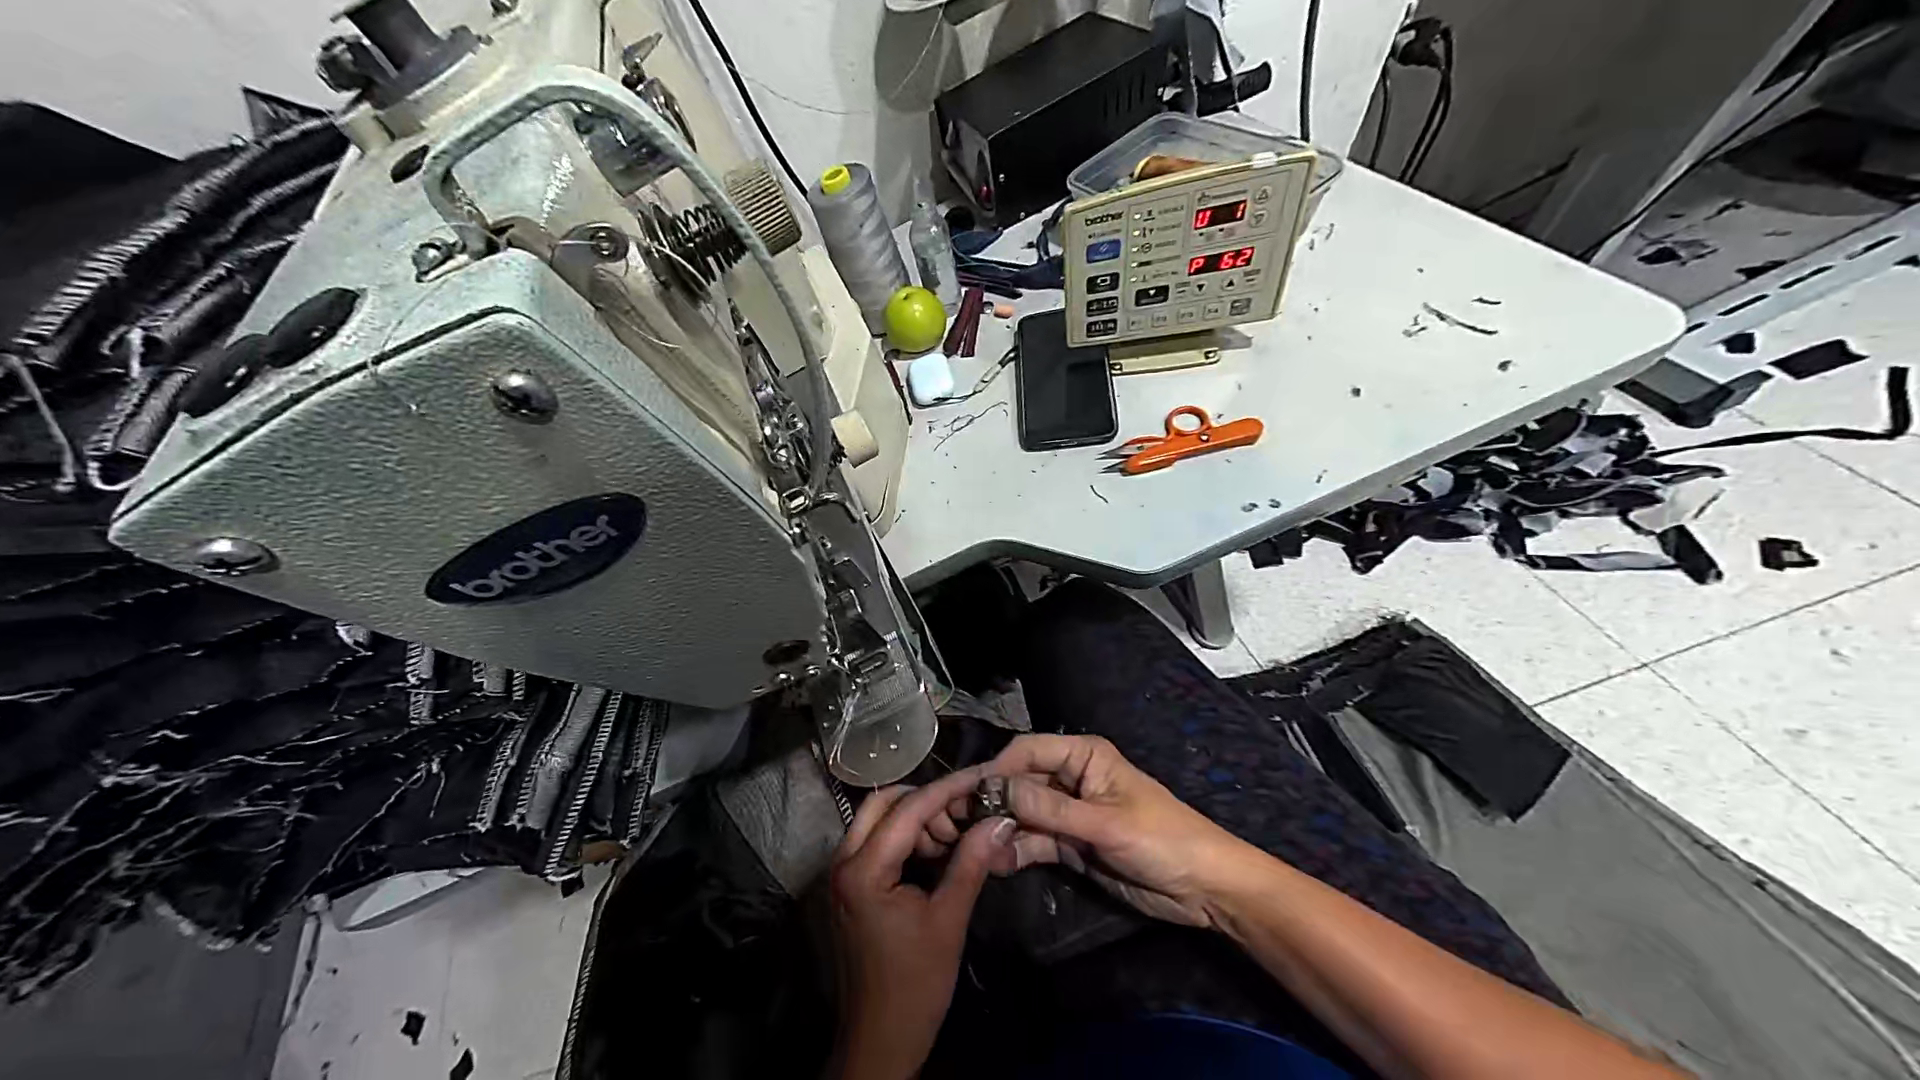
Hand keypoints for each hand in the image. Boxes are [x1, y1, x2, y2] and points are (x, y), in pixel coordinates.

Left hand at [828, 767, 1018, 1079]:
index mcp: (863, 870)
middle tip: (966, 814)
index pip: (909, 809)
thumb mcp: (949, 920)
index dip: (949, 789)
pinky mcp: (850, 884)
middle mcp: (844, 861)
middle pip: (885, 802)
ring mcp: (842, 872)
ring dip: (918, 818)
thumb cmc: (915, 986)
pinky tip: (938, 852)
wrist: (879, 1040)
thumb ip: (972, 862)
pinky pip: (878, 840)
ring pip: (880, 819)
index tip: (983, 776)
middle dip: (928, 800)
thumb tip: (1001, 819)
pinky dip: (908, 837)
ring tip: (956, 839)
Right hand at [986, 734, 1262, 927]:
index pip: (1027, 751)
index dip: (996, 769)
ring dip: (998, 829)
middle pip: (1018, 782)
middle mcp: (1069, 777)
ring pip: (1022, 814)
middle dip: (991, 801)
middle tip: (956, 821)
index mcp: (1083, 756)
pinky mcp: (1069, 844)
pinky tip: (994, 863)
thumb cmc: (1162, 839)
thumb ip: (1050, 807)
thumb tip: (995, 788)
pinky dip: (1015, 851)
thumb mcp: (1105, 823)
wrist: (1204, 888)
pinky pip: (1034, 842)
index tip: (967, 794)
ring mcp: (1068, 812)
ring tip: (970, 847)